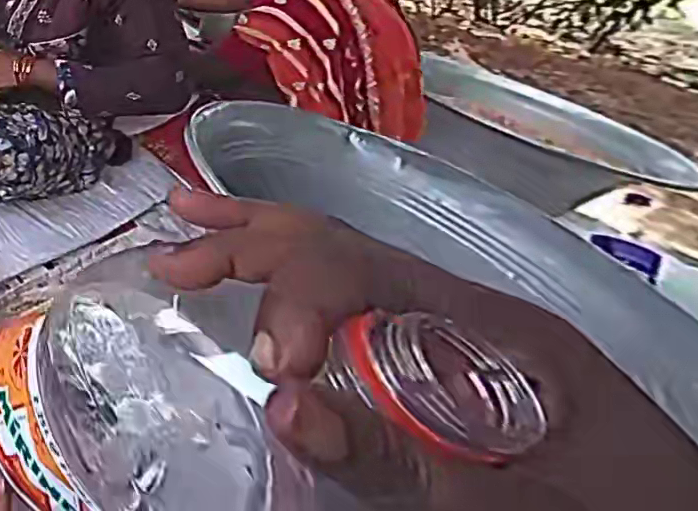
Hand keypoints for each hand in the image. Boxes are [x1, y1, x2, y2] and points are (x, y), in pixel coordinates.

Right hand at [147, 190, 697, 510]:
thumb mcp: (521, 508)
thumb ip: (403, 462)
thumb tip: (280, 406)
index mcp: (492, 326)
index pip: (366, 271)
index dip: (298, 301)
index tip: (269, 365)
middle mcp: (457, 305)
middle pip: (333, 243)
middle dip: (246, 245)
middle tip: (176, 264)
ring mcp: (437, 320)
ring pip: (327, 246)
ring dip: (247, 231)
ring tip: (184, 215)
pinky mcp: (418, 347)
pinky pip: (333, 283)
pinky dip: (273, 261)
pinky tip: (236, 247)